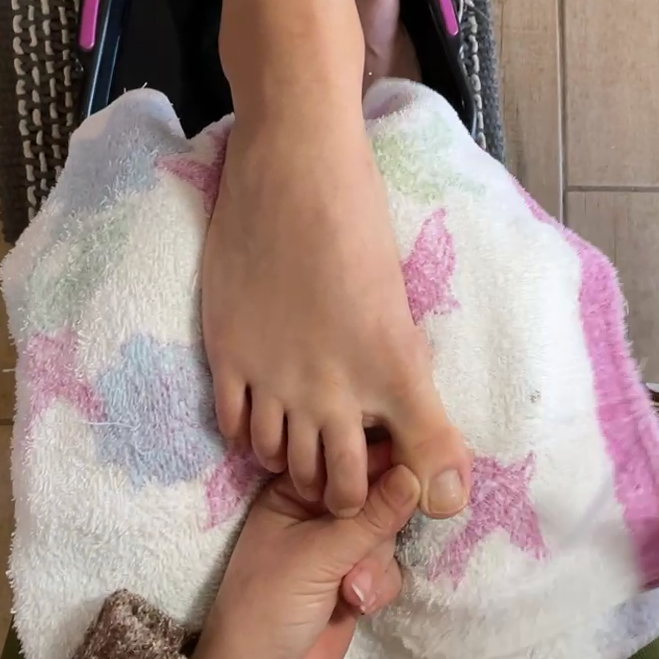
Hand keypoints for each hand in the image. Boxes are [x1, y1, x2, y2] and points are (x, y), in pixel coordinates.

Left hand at [193, 453, 420, 658]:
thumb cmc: (270, 606)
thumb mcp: (318, 556)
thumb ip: (370, 516)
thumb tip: (413, 475)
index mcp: (293, 491)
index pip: (345, 461)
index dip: (380, 463)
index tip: (414, 468)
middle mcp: (317, 513)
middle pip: (375, 495)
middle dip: (379, 527)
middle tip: (371, 549)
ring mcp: (338, 549)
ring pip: (385, 534)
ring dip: (375, 564)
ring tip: (353, 590)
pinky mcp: (355, 581)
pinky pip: (388, 567)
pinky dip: (379, 585)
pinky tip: (357, 606)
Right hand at [203, 50, 469, 520]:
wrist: (294, 169)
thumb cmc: (358, 219)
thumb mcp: (398, 295)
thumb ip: (402, 362)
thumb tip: (400, 408)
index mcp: (395, 368)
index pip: (427, 459)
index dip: (427, 484)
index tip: (411, 474)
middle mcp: (335, 389)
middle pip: (339, 482)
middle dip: (346, 489)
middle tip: (345, 465)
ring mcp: (276, 378)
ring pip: (284, 464)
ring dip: (297, 466)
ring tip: (303, 446)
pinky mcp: (230, 357)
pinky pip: (236, 430)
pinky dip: (252, 439)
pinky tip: (262, 423)